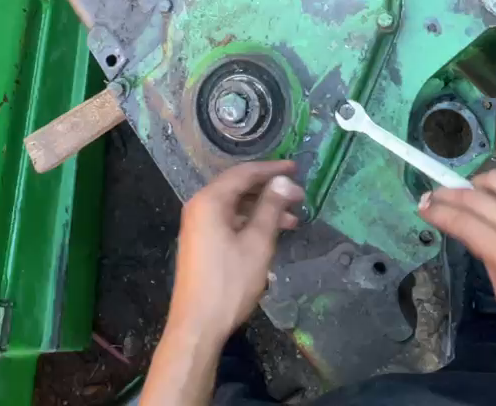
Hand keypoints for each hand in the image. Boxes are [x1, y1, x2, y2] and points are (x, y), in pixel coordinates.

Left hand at [169, 160, 305, 339]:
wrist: (196, 326)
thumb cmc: (229, 283)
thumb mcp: (256, 243)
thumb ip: (270, 208)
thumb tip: (283, 181)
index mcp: (209, 200)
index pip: (244, 173)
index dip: (271, 169)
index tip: (296, 168)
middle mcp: (200, 206)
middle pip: (238, 188)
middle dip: (269, 190)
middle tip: (298, 197)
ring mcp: (198, 225)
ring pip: (235, 206)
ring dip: (262, 209)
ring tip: (292, 221)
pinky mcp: (201, 242)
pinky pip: (228, 220)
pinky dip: (250, 223)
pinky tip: (270, 234)